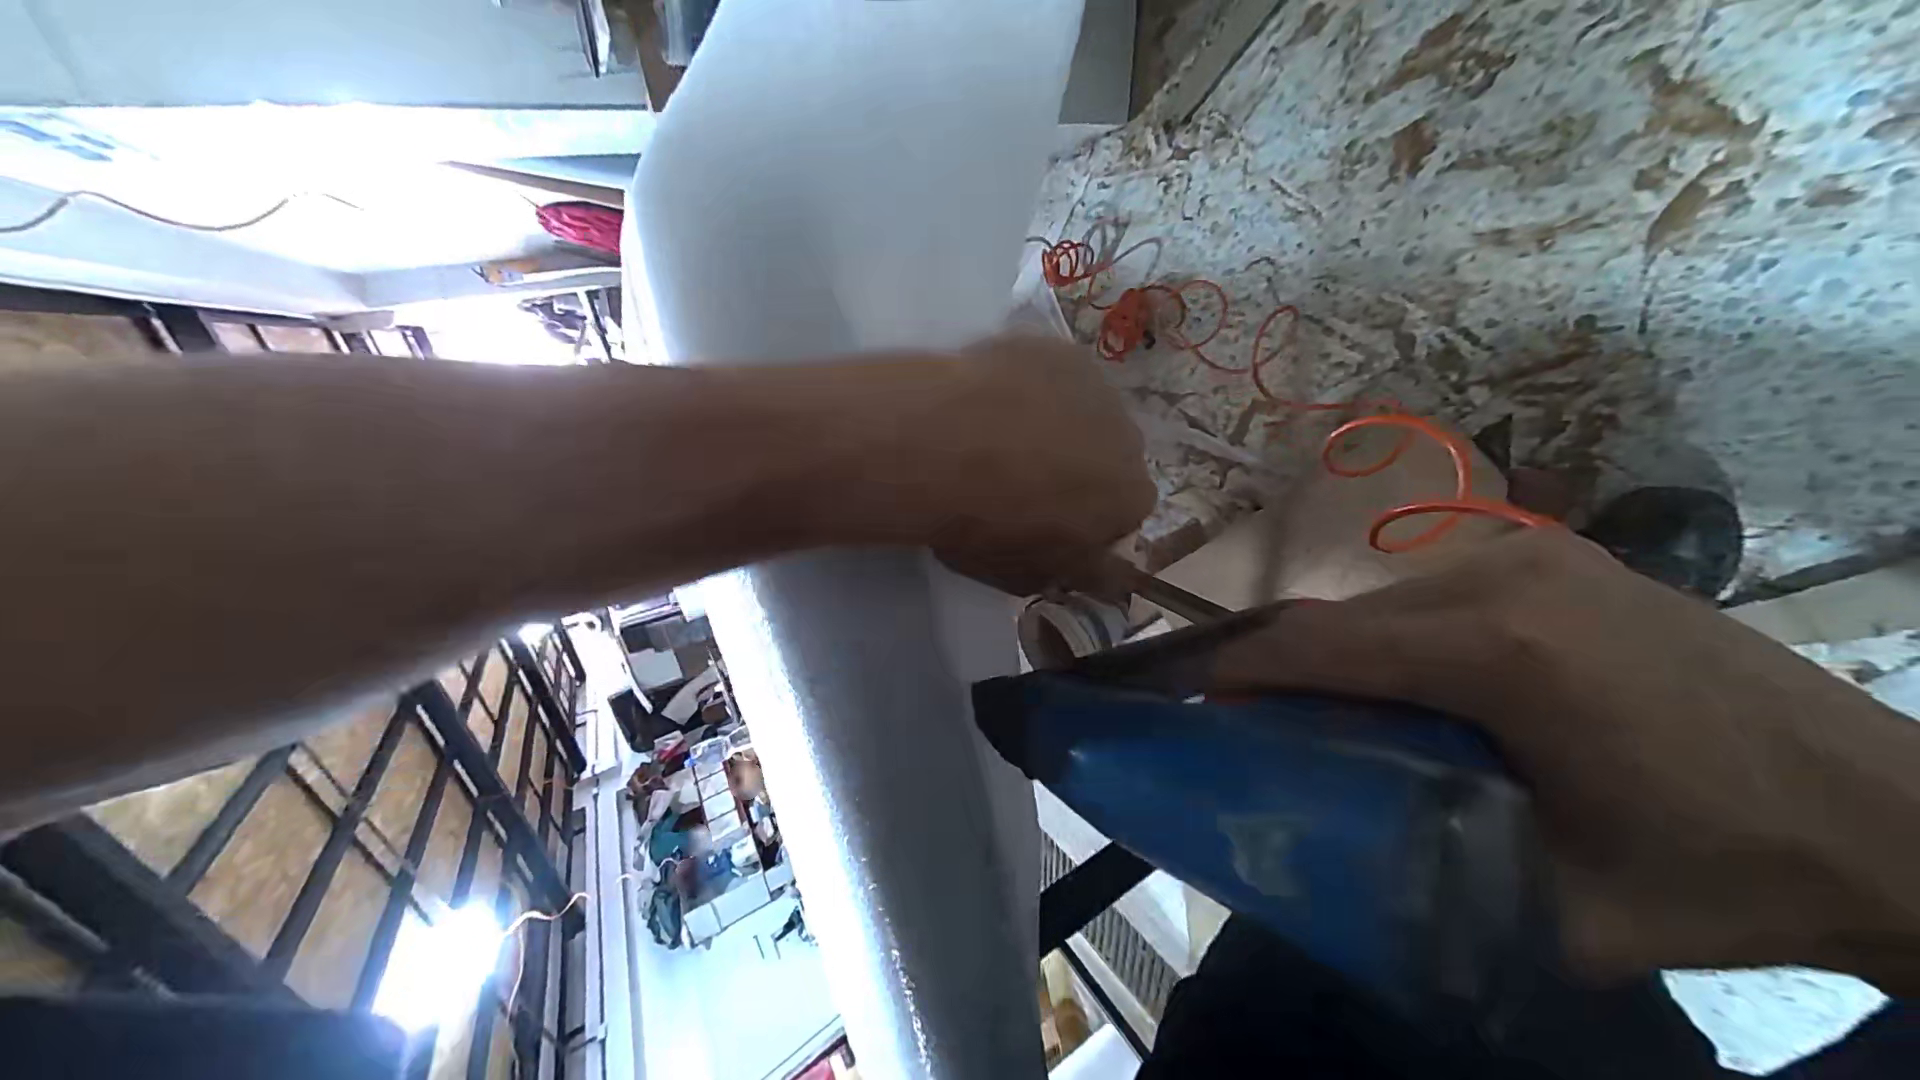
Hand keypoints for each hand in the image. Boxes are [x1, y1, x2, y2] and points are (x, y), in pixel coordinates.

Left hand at [825, 335, 1154, 594]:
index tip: (1042, 514)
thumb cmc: (987, 523)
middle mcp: (1130, 441)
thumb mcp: (1027, 573)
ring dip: (1055, 420)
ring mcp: (1098, 388)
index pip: (1118, 511)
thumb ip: (1072, 573)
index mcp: (1131, 501)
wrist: (947, 446)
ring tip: (997, 429)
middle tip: (1017, 471)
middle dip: (1074, 463)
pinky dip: (1031, 383)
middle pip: (1105, 455)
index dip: (1081, 513)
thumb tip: (1101, 574)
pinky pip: (1052, 373)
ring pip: (1081, 410)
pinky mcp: (1061, 350)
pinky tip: (991, 395)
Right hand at [1209, 528, 1919, 990]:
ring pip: (1377, 601)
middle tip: (1248, 718)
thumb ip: (1427, 882)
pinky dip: (1384, 635)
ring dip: (1332, 651)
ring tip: (1316, 707)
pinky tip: (1398, 681)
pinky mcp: (1548, 555)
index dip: (1241, 668)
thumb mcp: (1562, 907)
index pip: (1323, 645)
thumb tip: (1319, 864)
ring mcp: (1529, 555)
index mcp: (1502, 651)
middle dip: (1280, 666)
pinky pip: (1422, 593)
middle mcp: (1502, 578)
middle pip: (1341, 618)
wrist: (1908, 818)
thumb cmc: (1726, 870)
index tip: (1187, 693)